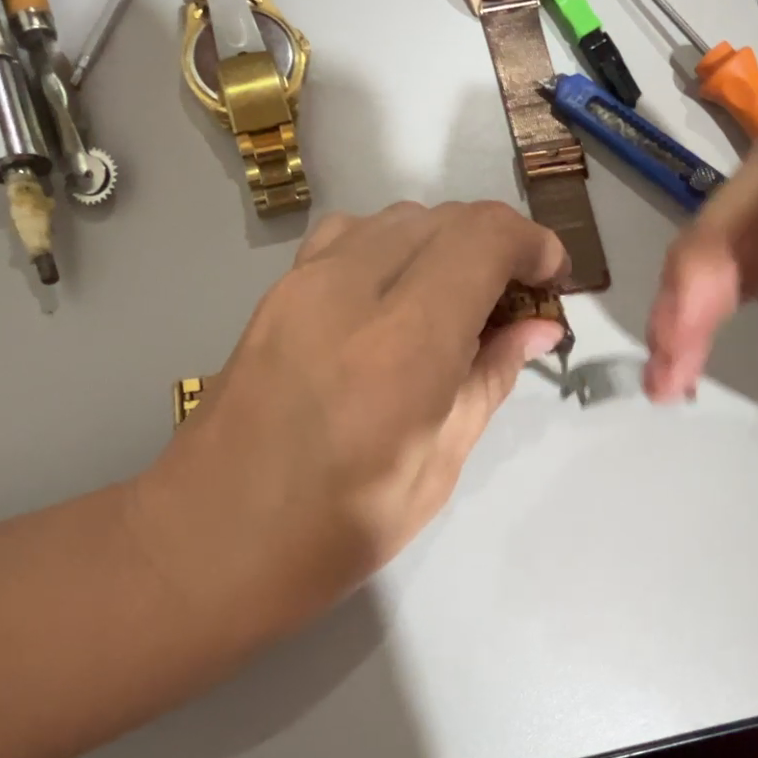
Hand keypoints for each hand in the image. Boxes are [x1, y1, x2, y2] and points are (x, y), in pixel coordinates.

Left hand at [133, 201, 568, 641]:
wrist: (207, 540)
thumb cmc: (332, 532)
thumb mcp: (434, 469)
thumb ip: (487, 381)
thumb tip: (536, 327)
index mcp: (401, 348)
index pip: (483, 239)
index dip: (532, 245)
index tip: (550, 281)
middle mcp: (348, 294)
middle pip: (442, 218)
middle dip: (493, 243)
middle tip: (510, 302)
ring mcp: (299, 287)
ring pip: (392, 217)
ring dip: (440, 242)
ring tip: (453, 301)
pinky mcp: (271, 295)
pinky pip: (344, 238)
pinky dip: (387, 247)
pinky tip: (391, 301)